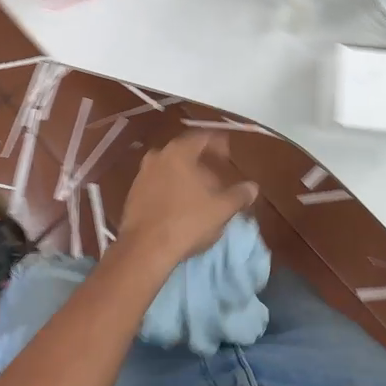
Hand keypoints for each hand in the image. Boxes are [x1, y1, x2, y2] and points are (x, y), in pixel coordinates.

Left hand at [117, 132, 258, 266]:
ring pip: (170, 167)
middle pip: (185, 151)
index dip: (219, 143)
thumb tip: (253, 187)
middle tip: (218, 172)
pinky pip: (158, 182)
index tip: (229, 153)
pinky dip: (171, 187)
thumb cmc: (187, 222)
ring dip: (186, 174)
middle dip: (203, 160)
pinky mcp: (133, 193)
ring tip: (201, 190)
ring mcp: (142, 174)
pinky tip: (181, 204)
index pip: (203, 137)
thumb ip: (239, 195)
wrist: (145, 248)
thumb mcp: (221, 209)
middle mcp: (158, 155)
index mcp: (179, 152)